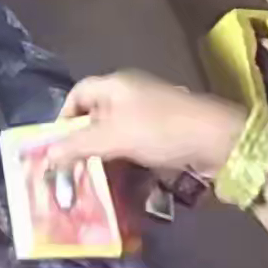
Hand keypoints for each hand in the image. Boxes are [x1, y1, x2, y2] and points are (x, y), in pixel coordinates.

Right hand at [45, 71, 247, 176]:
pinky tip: (128, 182)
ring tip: (100, 180)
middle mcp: (130, 93)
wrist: (220, 141)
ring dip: (107, 156)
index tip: (58, 144)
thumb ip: (77, 146)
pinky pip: (138, 145)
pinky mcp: (168, 131)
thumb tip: (47, 155)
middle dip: (85, 143)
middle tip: (76, 168)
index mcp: (114, 84)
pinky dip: (129, 162)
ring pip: (118, 133)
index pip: (77, 94)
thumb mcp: (112, 138)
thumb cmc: (158, 130)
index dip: (64, 117)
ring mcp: (151, 112)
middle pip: (96, 115)